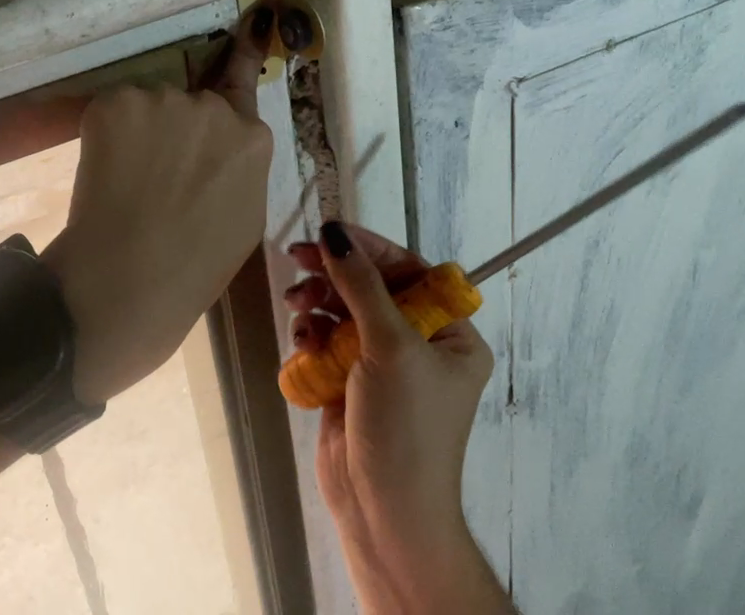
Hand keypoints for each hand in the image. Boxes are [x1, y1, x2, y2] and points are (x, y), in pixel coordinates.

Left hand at [43, 9, 275, 402]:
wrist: (130, 280)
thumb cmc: (194, 267)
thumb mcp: (243, 216)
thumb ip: (239, 167)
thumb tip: (224, 148)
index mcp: (252, 138)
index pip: (242, 84)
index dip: (240, 56)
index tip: (257, 18)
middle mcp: (213, 108)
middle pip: (190, 103)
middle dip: (175, 130)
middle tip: (155, 178)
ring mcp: (164, 100)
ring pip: (150, 106)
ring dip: (140, 133)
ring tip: (129, 184)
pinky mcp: (117, 102)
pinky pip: (115, 109)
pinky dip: (107, 134)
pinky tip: (107, 174)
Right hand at [286, 222, 510, 614]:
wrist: (383, 511)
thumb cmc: (404, 426)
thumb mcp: (390, 348)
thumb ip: (360, 286)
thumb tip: (334, 233)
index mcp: (449, 335)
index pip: (409, 272)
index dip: (369, 249)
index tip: (329, 232)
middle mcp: (417, 344)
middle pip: (371, 288)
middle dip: (335, 275)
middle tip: (297, 257)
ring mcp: (380, 365)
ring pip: (342, 313)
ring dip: (317, 304)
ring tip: (295, 306)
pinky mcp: (348, 382)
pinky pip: (326, 342)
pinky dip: (311, 336)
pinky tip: (302, 342)